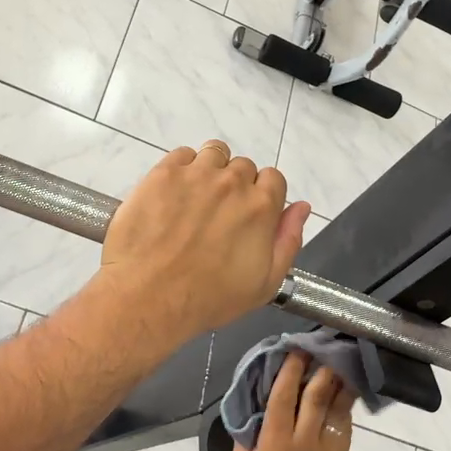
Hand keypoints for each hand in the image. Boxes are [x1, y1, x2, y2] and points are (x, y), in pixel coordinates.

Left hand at [97, 140, 312, 341]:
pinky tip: (173, 194)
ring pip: (214, 153)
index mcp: (261, 206)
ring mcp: (196, 174)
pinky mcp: (163, 173)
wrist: (149, 296)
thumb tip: (302, 207)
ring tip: (195, 199)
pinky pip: (181, 155)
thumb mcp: (265, 283)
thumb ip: (288, 240)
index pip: (274, 179)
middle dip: (236, 185)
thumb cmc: (210, 298)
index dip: (263, 195)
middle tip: (217, 214)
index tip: (247, 215)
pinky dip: (182, 168)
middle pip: (243, 166)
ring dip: (211, 170)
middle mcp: (232, 182)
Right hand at [225, 354, 356, 450]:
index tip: (294, 350)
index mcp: (275, 445)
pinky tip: (343, 399)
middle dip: (320, 368)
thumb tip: (247, 418)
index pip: (284, 397)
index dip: (289, 370)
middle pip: (317, 396)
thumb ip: (244, 446)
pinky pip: (344, 430)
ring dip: (338, 384)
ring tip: (340, 362)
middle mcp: (304, 443)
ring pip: (337, 410)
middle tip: (322, 347)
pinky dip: (344, 410)